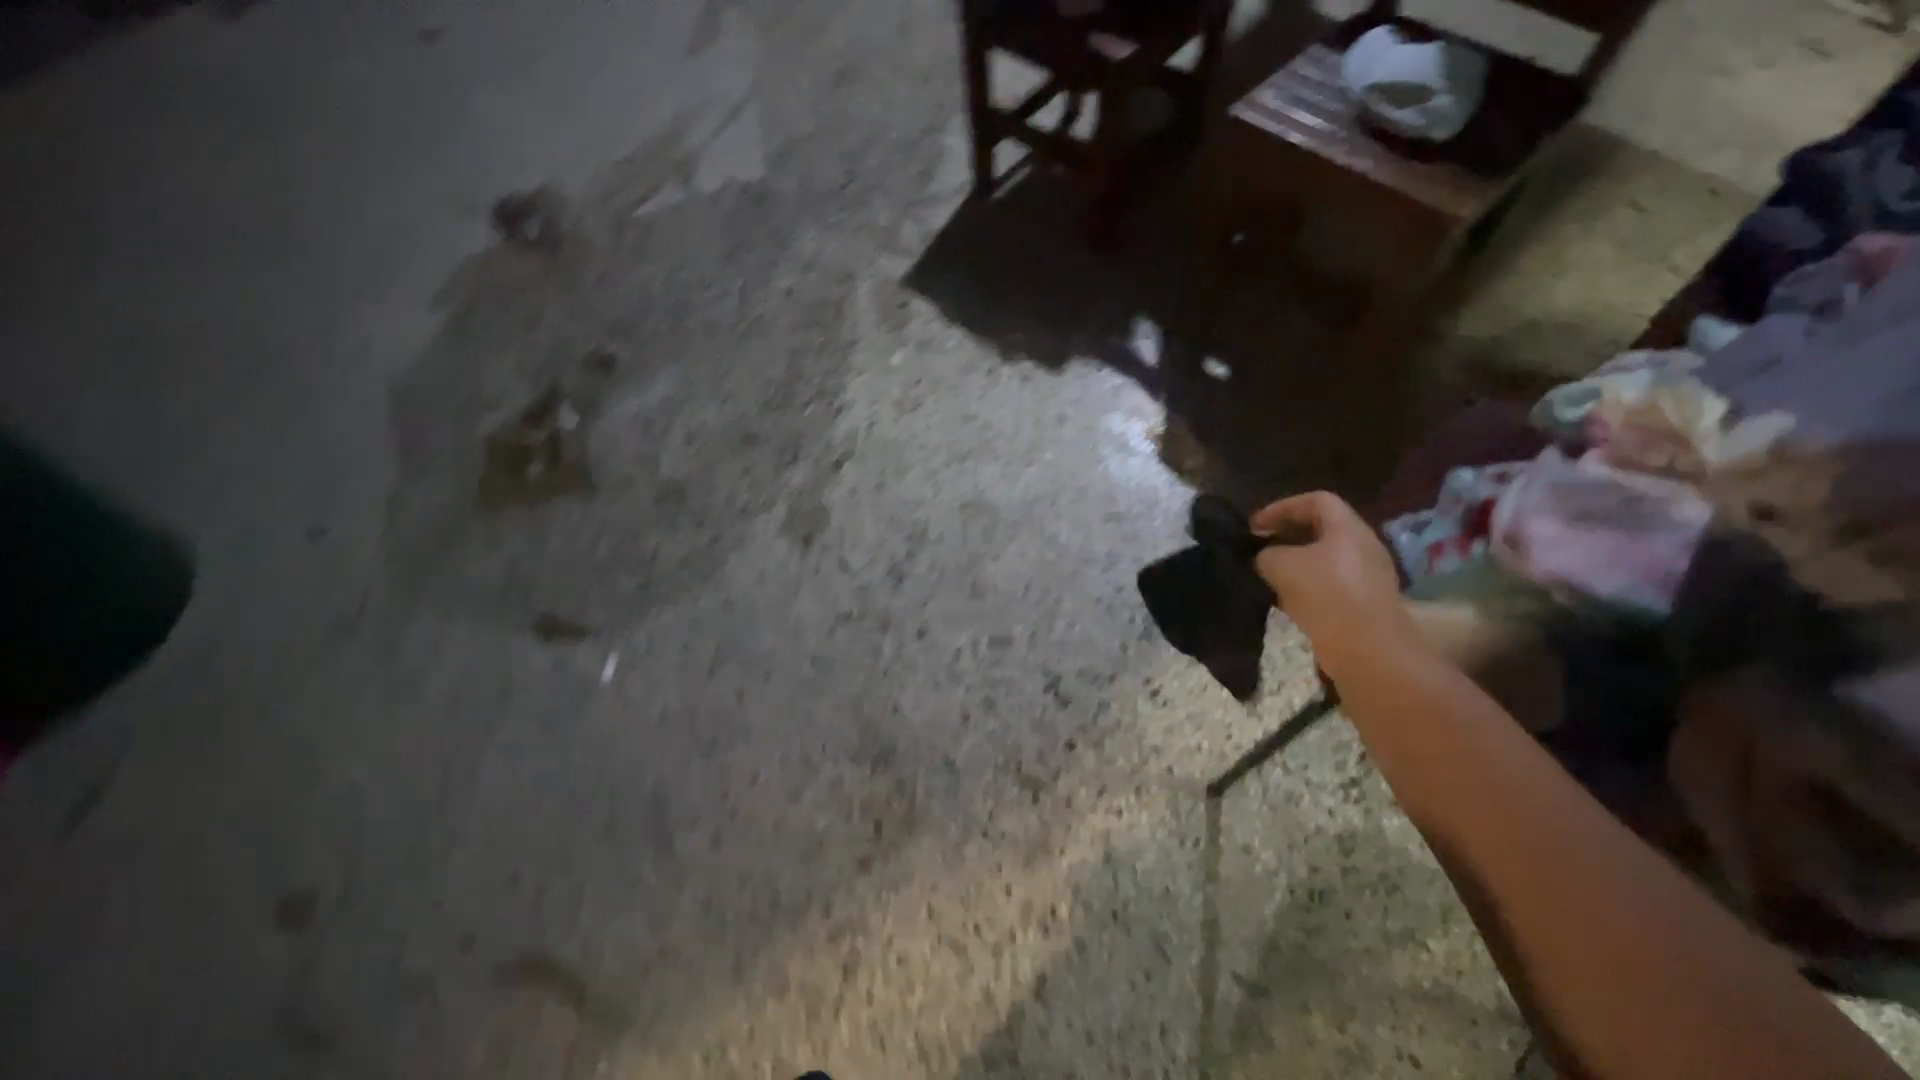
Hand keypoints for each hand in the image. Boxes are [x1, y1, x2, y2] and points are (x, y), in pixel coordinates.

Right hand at [1251, 491, 1419, 682]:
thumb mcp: (1281, 566)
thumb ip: (1266, 554)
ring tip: (1269, 577)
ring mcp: (1369, 577)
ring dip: (1297, 565)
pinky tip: (1287, 603)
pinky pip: (1332, 586)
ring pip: (1326, 560)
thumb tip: (1266, 559)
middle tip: (1260, 549)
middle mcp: (1364, 546)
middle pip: (1322, 530)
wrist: (1368, 650)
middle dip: (1287, 536)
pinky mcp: (1367, 605)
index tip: (1255, 526)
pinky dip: (1308, 588)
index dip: (1282, 508)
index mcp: (1348, 528)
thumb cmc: (1325, 595)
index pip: (1316, 501)